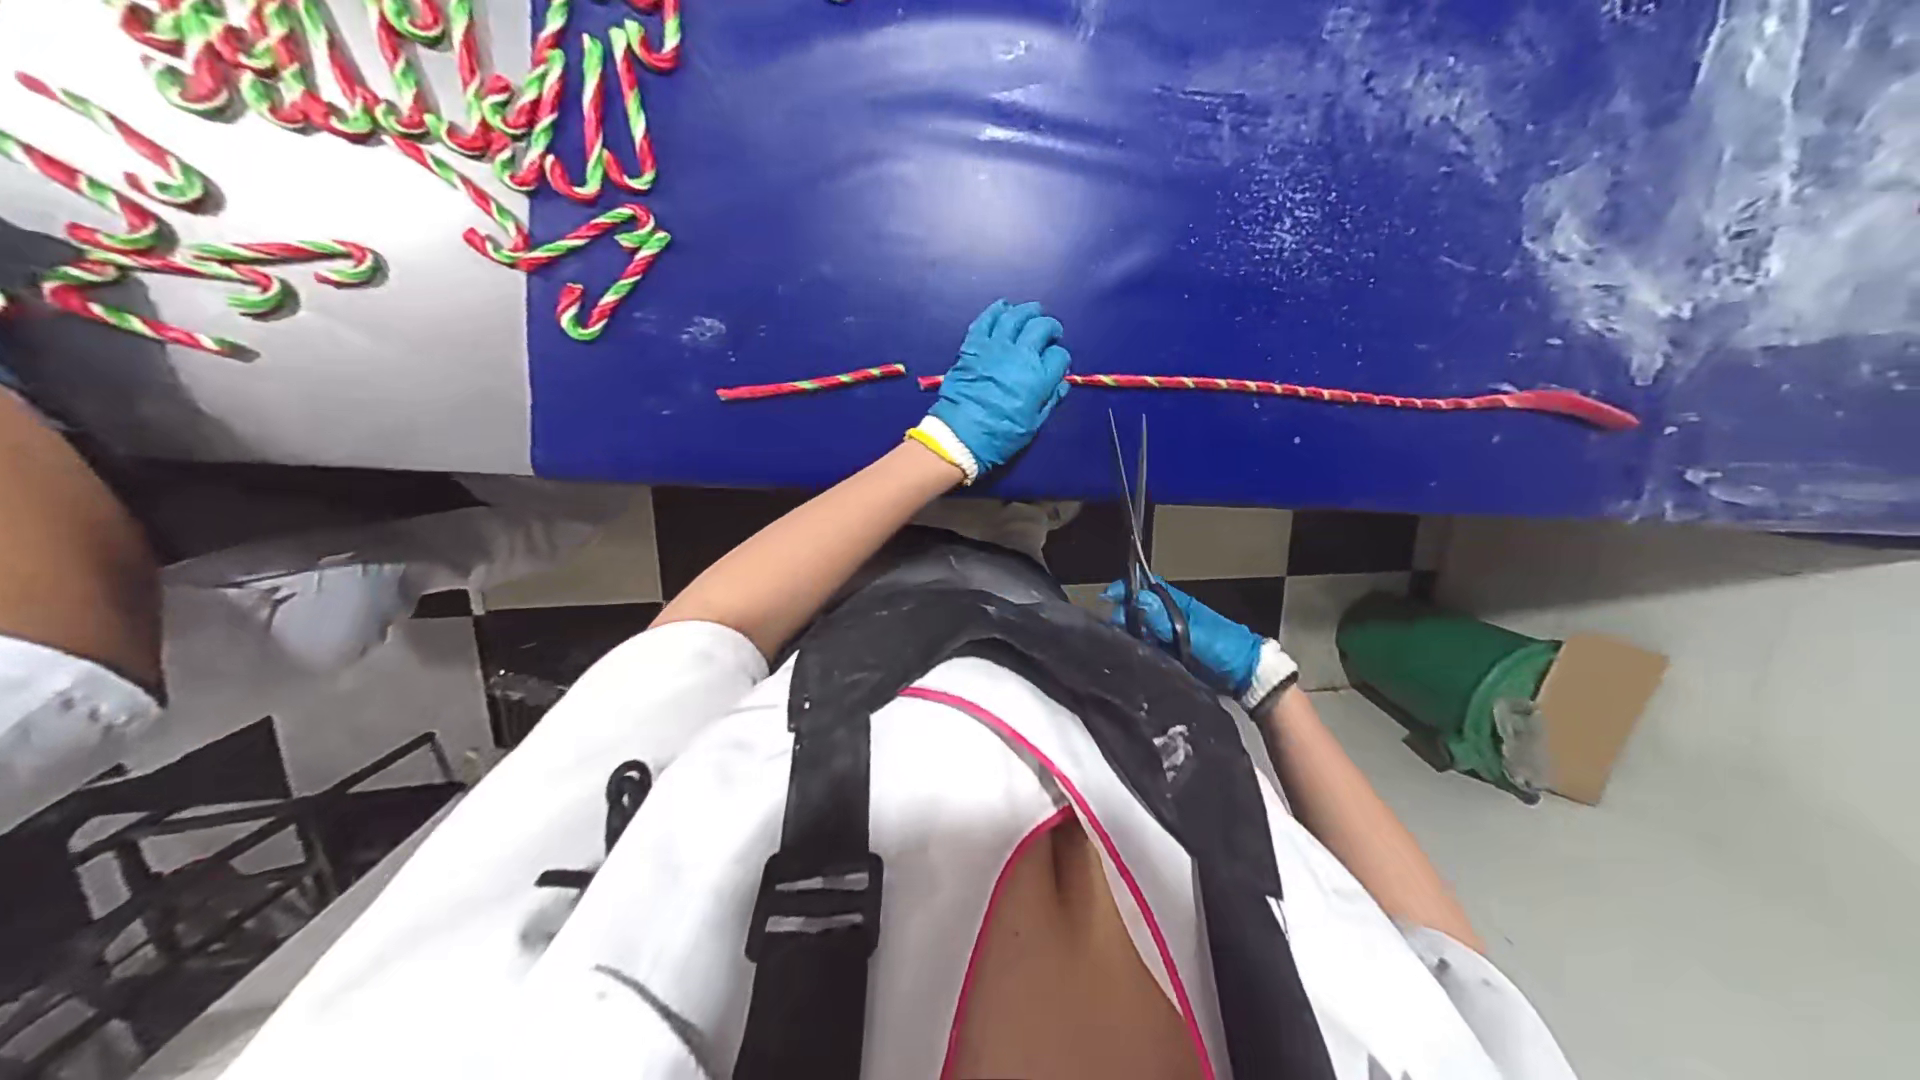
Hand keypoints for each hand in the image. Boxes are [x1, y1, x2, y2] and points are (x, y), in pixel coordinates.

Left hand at [920, 300, 1071, 480]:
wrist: (961, 436)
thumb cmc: (1000, 436)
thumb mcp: (1034, 425)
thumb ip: (1050, 400)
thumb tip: (1061, 383)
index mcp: (1039, 378)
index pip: (1059, 355)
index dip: (1060, 357)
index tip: (1055, 363)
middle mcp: (1020, 356)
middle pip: (1041, 328)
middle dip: (1050, 328)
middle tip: (1050, 332)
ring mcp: (995, 348)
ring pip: (1015, 316)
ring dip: (1027, 311)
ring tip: (1032, 312)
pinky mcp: (973, 346)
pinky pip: (986, 320)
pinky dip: (996, 310)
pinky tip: (1003, 308)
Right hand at [1102, 579, 1297, 707]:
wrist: (1245, 678)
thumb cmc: (1225, 648)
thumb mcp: (1197, 631)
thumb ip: (1166, 617)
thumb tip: (1138, 599)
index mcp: (1178, 603)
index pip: (1146, 587)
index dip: (1127, 589)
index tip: (1108, 598)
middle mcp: (1170, 616)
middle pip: (1138, 608)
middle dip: (1123, 614)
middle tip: (1115, 628)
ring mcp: (1169, 635)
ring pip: (1140, 628)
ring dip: (1129, 633)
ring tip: (1121, 644)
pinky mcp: (1168, 653)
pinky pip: (1146, 647)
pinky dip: (1138, 649)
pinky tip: (1132, 655)